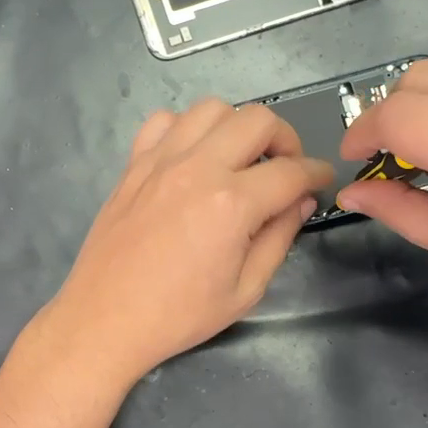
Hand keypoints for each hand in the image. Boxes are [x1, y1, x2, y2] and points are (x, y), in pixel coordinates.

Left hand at [38, 99, 332, 384]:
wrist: (105, 319)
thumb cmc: (179, 315)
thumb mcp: (245, 290)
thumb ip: (279, 238)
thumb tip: (300, 201)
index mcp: (231, 204)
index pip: (292, 171)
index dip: (317, 173)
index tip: (322, 180)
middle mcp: (198, 168)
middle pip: (257, 120)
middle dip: (285, 139)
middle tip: (285, 169)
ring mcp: (161, 161)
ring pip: (211, 109)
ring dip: (236, 127)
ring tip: (239, 159)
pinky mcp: (134, 165)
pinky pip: (164, 121)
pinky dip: (186, 128)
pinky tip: (192, 156)